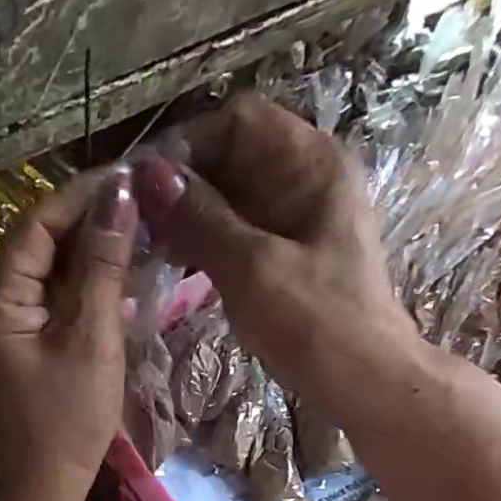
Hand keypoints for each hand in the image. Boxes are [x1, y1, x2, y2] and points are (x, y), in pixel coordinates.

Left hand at [0, 166, 137, 500]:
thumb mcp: (93, 337)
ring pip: (48, 266)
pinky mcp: (21, 338)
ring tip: (140, 229)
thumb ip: (104, 263)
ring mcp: (4, 322)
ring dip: (90, 249)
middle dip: (88, 219)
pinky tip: (119, 271)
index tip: (131, 176)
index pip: (35, 226)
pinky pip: (51, 294)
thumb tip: (121, 193)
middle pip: (39, 242)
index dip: (81, 195)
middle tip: (143, 200)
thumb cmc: (70, 417)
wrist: (48, 483)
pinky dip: (83, 281)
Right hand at [132, 93, 415, 405]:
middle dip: (182, 182)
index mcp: (311, 164)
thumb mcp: (250, 266)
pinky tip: (176, 263)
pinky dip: (202, 237)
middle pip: (230, 155)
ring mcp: (294, 214)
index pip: (238, 120)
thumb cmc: (314, 321)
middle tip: (138, 222)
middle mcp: (304, 177)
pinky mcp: (283, 247)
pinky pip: (234, 226)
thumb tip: (145, 174)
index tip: (144, 186)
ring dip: (187, 213)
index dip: (188, 144)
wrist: (362, 380)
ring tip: (151, 244)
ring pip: (227, 193)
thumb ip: (199, 218)